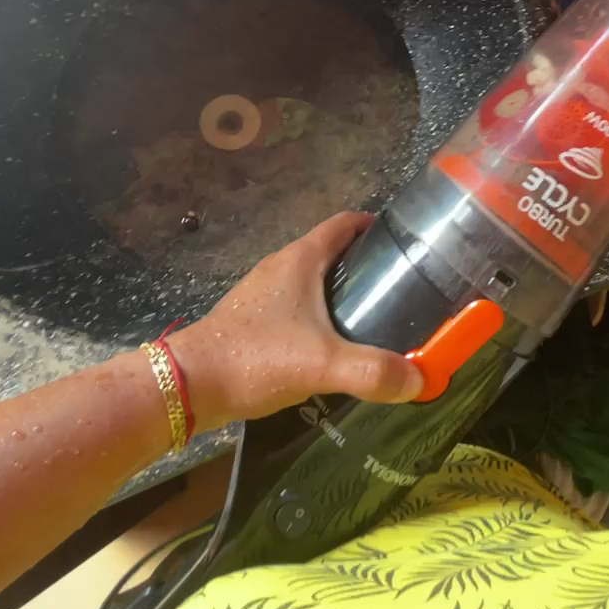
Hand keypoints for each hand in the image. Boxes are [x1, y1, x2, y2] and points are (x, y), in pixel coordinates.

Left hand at [168, 212, 424, 428]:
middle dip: (365, 262)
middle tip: (398, 287)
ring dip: (341, 289)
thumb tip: (420, 379)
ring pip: (313, 278)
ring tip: (372, 316)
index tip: (404, 242)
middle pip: (332, 250)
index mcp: (301, 259)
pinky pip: (296, 303)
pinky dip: (319, 312)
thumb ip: (373, 371)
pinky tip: (331, 343)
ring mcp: (264, 291)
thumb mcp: (322, 365)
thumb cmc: (256, 357)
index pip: (345, 223)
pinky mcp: (253, 317)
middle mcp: (282, 266)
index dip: (375, 226)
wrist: (188, 386)